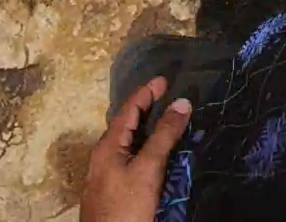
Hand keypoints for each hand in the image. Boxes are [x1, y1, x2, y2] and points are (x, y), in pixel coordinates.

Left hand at [82, 77, 192, 221]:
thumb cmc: (126, 206)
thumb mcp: (148, 168)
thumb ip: (164, 135)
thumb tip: (182, 101)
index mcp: (108, 146)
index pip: (129, 109)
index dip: (147, 91)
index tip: (166, 79)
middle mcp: (103, 157)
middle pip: (127, 124)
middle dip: (148, 108)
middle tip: (169, 96)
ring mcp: (106, 176)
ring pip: (129, 143)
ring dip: (148, 129)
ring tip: (168, 120)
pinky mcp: (113, 191)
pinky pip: (130, 158)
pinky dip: (145, 147)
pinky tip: (157, 154)